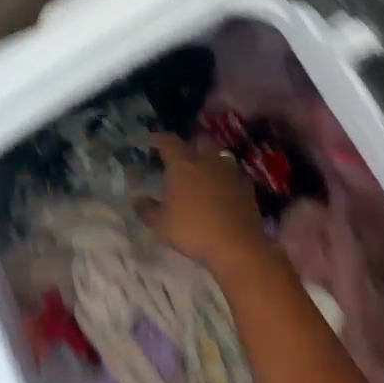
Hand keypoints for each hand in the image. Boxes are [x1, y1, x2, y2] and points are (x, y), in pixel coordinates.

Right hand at [146, 132, 268, 271]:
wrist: (236, 244)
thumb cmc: (192, 230)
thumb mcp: (162, 225)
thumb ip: (148, 210)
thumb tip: (136, 200)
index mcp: (182, 165)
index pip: (169, 141)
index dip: (160, 138)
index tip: (153, 140)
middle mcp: (207, 160)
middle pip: (200, 140)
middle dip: (191, 143)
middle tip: (183, 156)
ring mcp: (229, 171)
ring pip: (220, 154)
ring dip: (211, 158)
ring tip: (205, 171)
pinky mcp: (246, 185)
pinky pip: (234, 173)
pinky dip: (227, 176)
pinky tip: (224, 189)